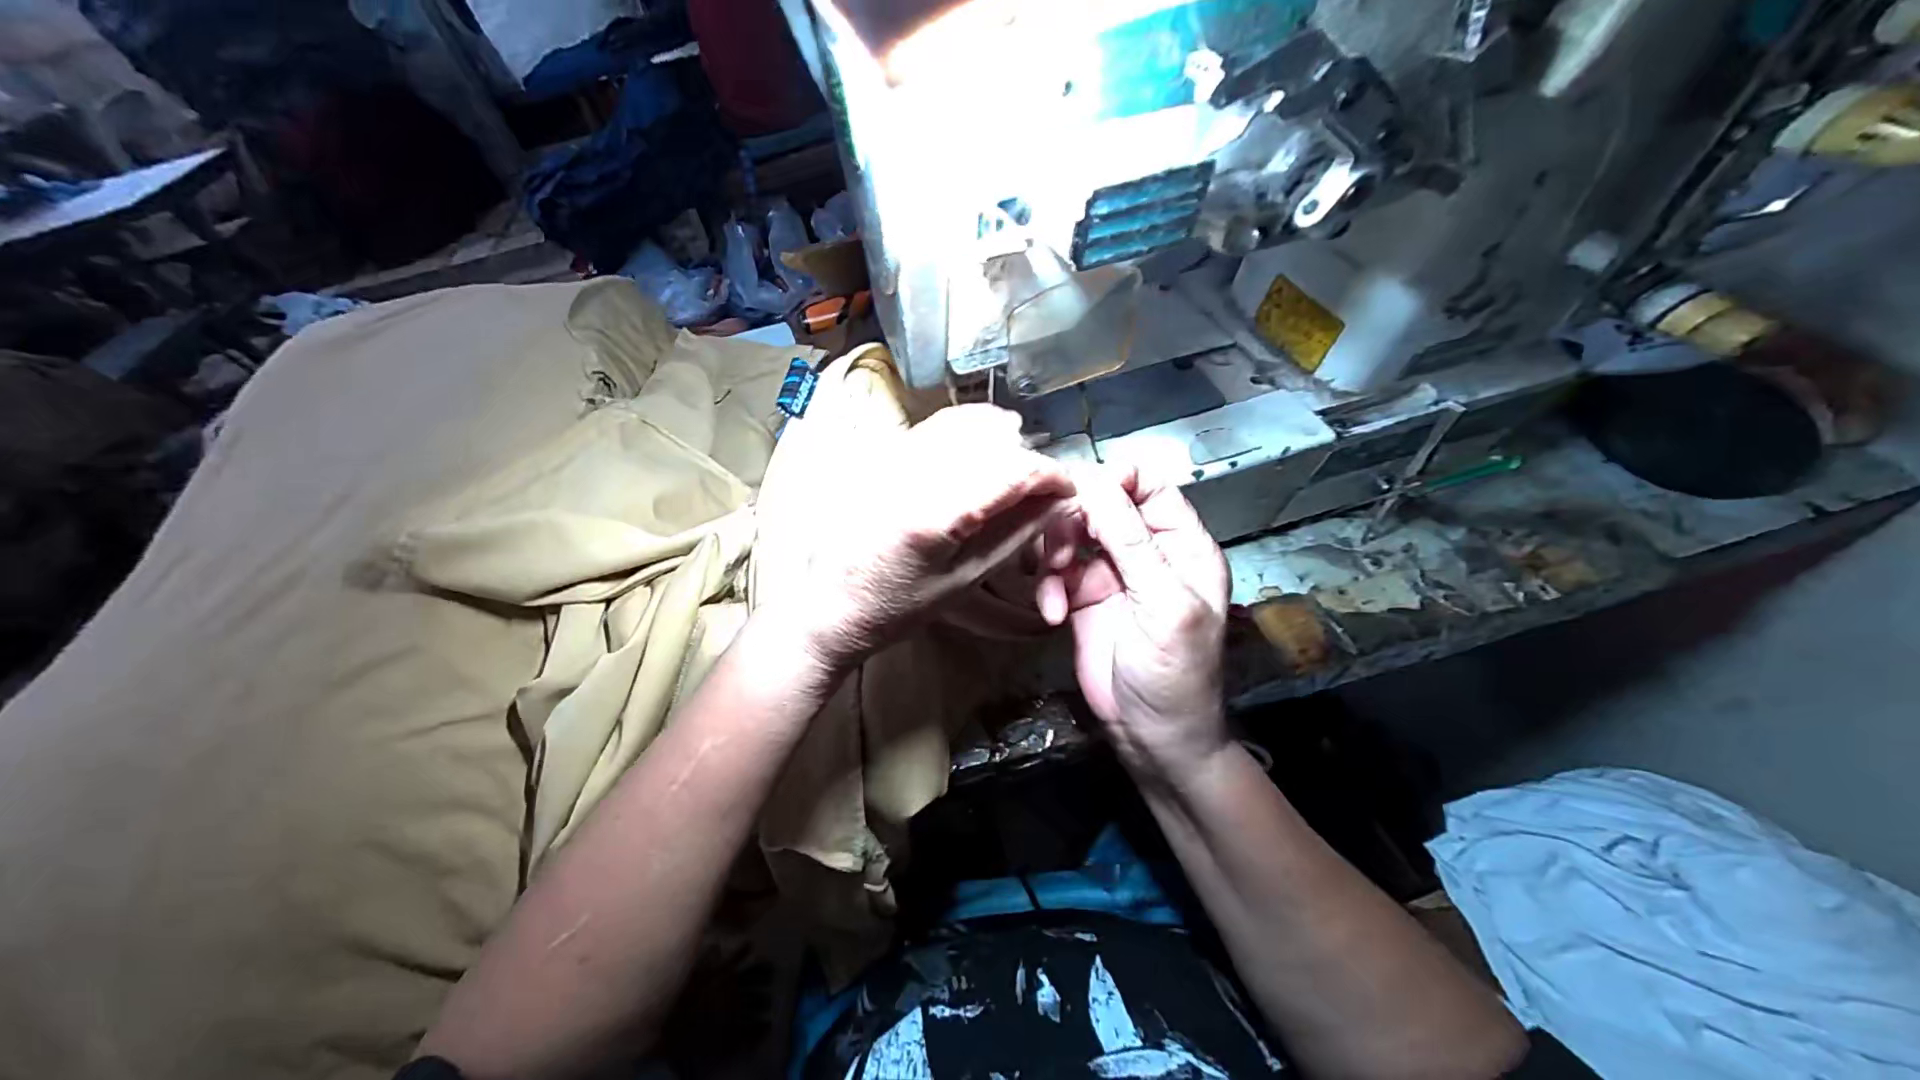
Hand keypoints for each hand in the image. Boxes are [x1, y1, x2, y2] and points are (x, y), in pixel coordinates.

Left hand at [757, 404, 1073, 670]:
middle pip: (992, 441)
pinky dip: (966, 431)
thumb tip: (1056, 503)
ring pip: (964, 425)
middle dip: (1027, 460)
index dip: (1050, 475)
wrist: (828, 607)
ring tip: (1016, 467)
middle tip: (1041, 490)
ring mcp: (892, 457)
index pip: (1012, 470)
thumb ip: (1014, 534)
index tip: (1068, 490)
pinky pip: (935, 426)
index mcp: (936, 512)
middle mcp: (914, 471)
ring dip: (999, 440)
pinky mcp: (879, 454)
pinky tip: (980, 446)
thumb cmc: (897, 607)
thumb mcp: (963, 580)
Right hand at [1037, 465, 1231, 786]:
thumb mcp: (1163, 605)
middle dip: (1074, 521)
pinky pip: (1054, 571)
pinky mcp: (1081, 597)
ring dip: (1053, 553)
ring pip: (1071, 533)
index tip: (1084, 497)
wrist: (1151, 736)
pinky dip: (1047, 586)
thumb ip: (1131, 544)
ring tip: (1053, 585)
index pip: (1149, 485)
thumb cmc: (1176, 675)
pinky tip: (1052, 613)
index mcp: (1181, 544)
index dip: (1115, 480)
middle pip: (1101, 503)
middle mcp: (1144, 551)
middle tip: (1058, 552)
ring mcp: (1110, 573)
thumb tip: (1098, 484)